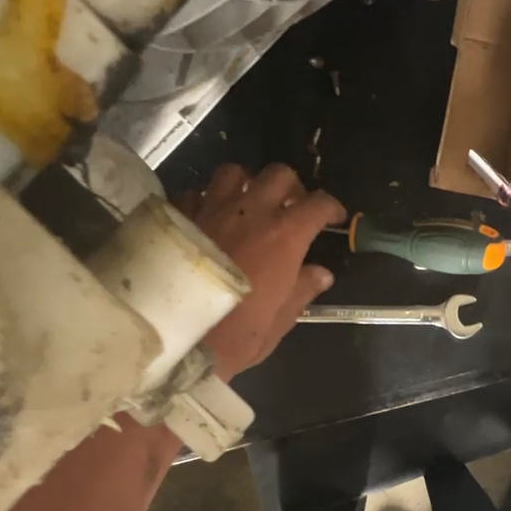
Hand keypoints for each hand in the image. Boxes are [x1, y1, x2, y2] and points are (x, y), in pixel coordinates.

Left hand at [177, 163, 341, 379]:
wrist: (176, 337)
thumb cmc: (238, 336)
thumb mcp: (280, 320)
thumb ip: (302, 290)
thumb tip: (320, 273)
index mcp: (283, 236)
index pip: (317, 205)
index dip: (331, 207)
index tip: (334, 217)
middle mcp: (250, 212)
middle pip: (278, 175)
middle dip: (292, 188)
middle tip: (292, 207)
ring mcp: (211, 208)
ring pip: (235, 174)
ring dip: (248, 185)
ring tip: (249, 205)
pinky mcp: (179, 215)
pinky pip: (197, 193)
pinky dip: (209, 200)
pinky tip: (211, 218)